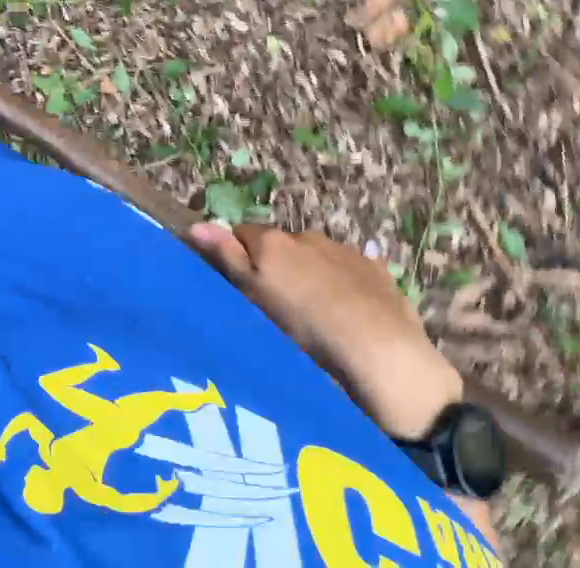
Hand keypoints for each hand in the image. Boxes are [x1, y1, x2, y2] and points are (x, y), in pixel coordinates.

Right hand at [187, 222, 462, 438]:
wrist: (383, 355)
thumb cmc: (304, 329)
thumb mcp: (253, 297)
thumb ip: (226, 257)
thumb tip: (196, 223)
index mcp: (273, 241)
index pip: (241, 233)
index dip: (238, 256)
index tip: (242, 286)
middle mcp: (306, 235)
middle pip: (280, 244)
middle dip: (276, 265)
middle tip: (278, 304)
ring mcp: (345, 251)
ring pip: (314, 256)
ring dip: (309, 273)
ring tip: (315, 312)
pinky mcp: (377, 270)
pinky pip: (348, 269)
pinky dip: (341, 283)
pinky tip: (348, 311)